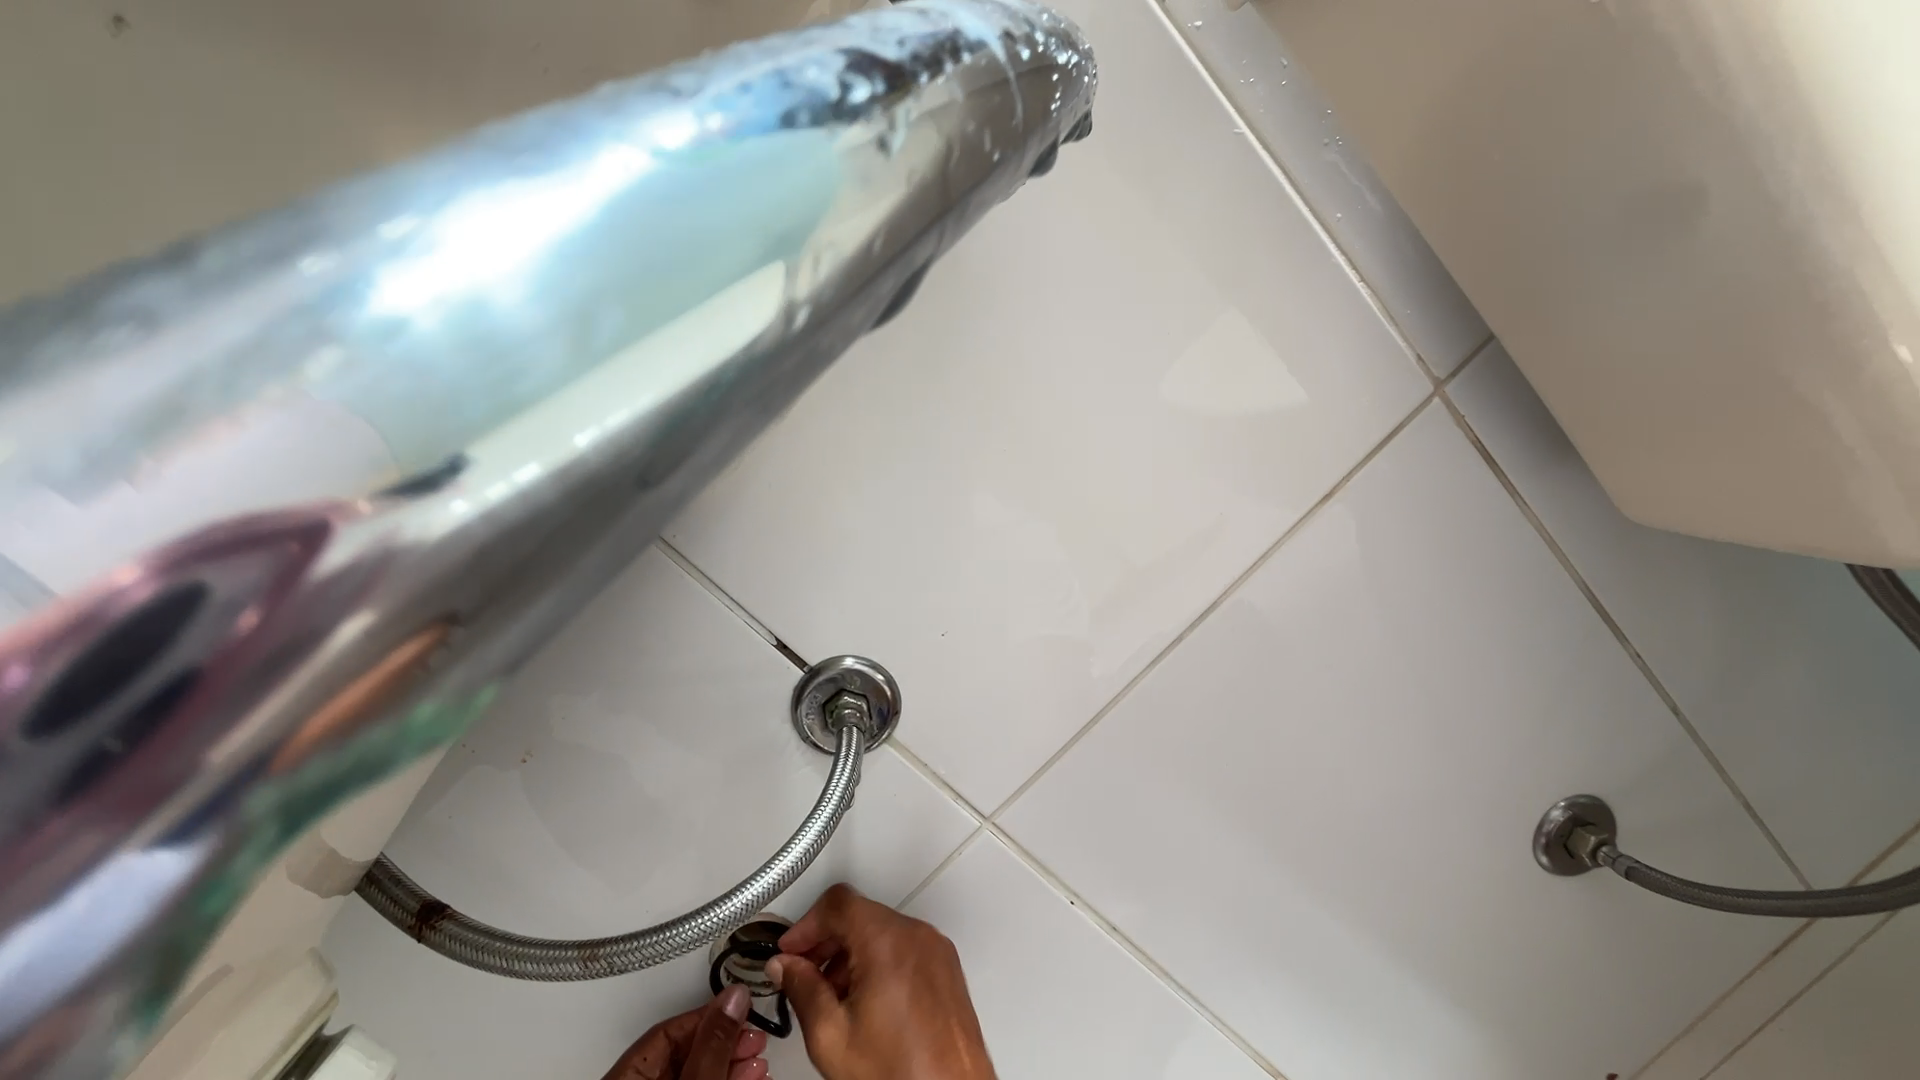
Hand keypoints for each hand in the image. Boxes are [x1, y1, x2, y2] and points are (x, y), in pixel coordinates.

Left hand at [600, 985, 769, 1079]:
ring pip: (695, 1070)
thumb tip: (733, 996)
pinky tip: (749, 1076)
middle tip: (754, 1036)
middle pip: (684, 1050)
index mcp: (625, 1076)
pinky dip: (724, 1078)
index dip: (708, 1015)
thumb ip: (713, 1044)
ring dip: (732, 1062)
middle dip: (727, 1041)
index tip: (740, 1006)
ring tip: (758, 1060)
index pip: (667, 1030)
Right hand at [765, 884, 994, 1079]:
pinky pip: (904, 947)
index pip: (838, 902)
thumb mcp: (832, 1036)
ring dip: (851, 954)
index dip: (806, 924)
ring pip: (882, 931)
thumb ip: (803, 991)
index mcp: (888, 942)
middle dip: (826, 942)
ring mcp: (936, 950)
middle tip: (803, 975)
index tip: (790, 950)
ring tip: (832, 998)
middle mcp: (917, 936)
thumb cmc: (903, 1075)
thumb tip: (785, 966)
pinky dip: (878, 962)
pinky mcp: (946, 967)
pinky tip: (864, 1003)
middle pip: (860, 915)